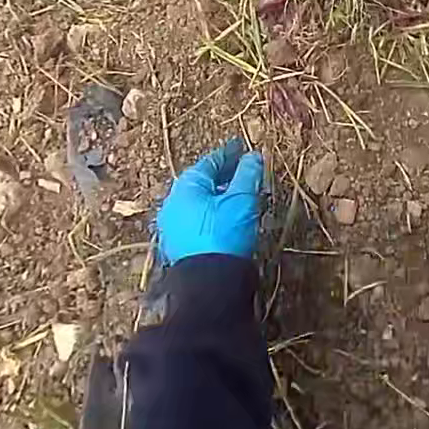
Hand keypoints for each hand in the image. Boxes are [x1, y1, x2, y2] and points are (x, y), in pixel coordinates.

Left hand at [156, 140, 264, 262]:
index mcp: (186, 187)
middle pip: (203, 181)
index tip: (242, 146)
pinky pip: (200, 217)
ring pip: (201, 200)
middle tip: (244, 167)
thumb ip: (248, 174)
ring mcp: (175, 225)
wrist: (210, 282)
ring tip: (241, 192)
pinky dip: (215, 210)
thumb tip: (254, 156)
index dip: (229, 153)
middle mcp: (174, 203)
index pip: (210, 162)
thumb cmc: (225, 234)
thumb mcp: (242, 200)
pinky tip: (230, 215)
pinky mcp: (181, 243)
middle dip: (225, 174)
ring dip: (221, 193)